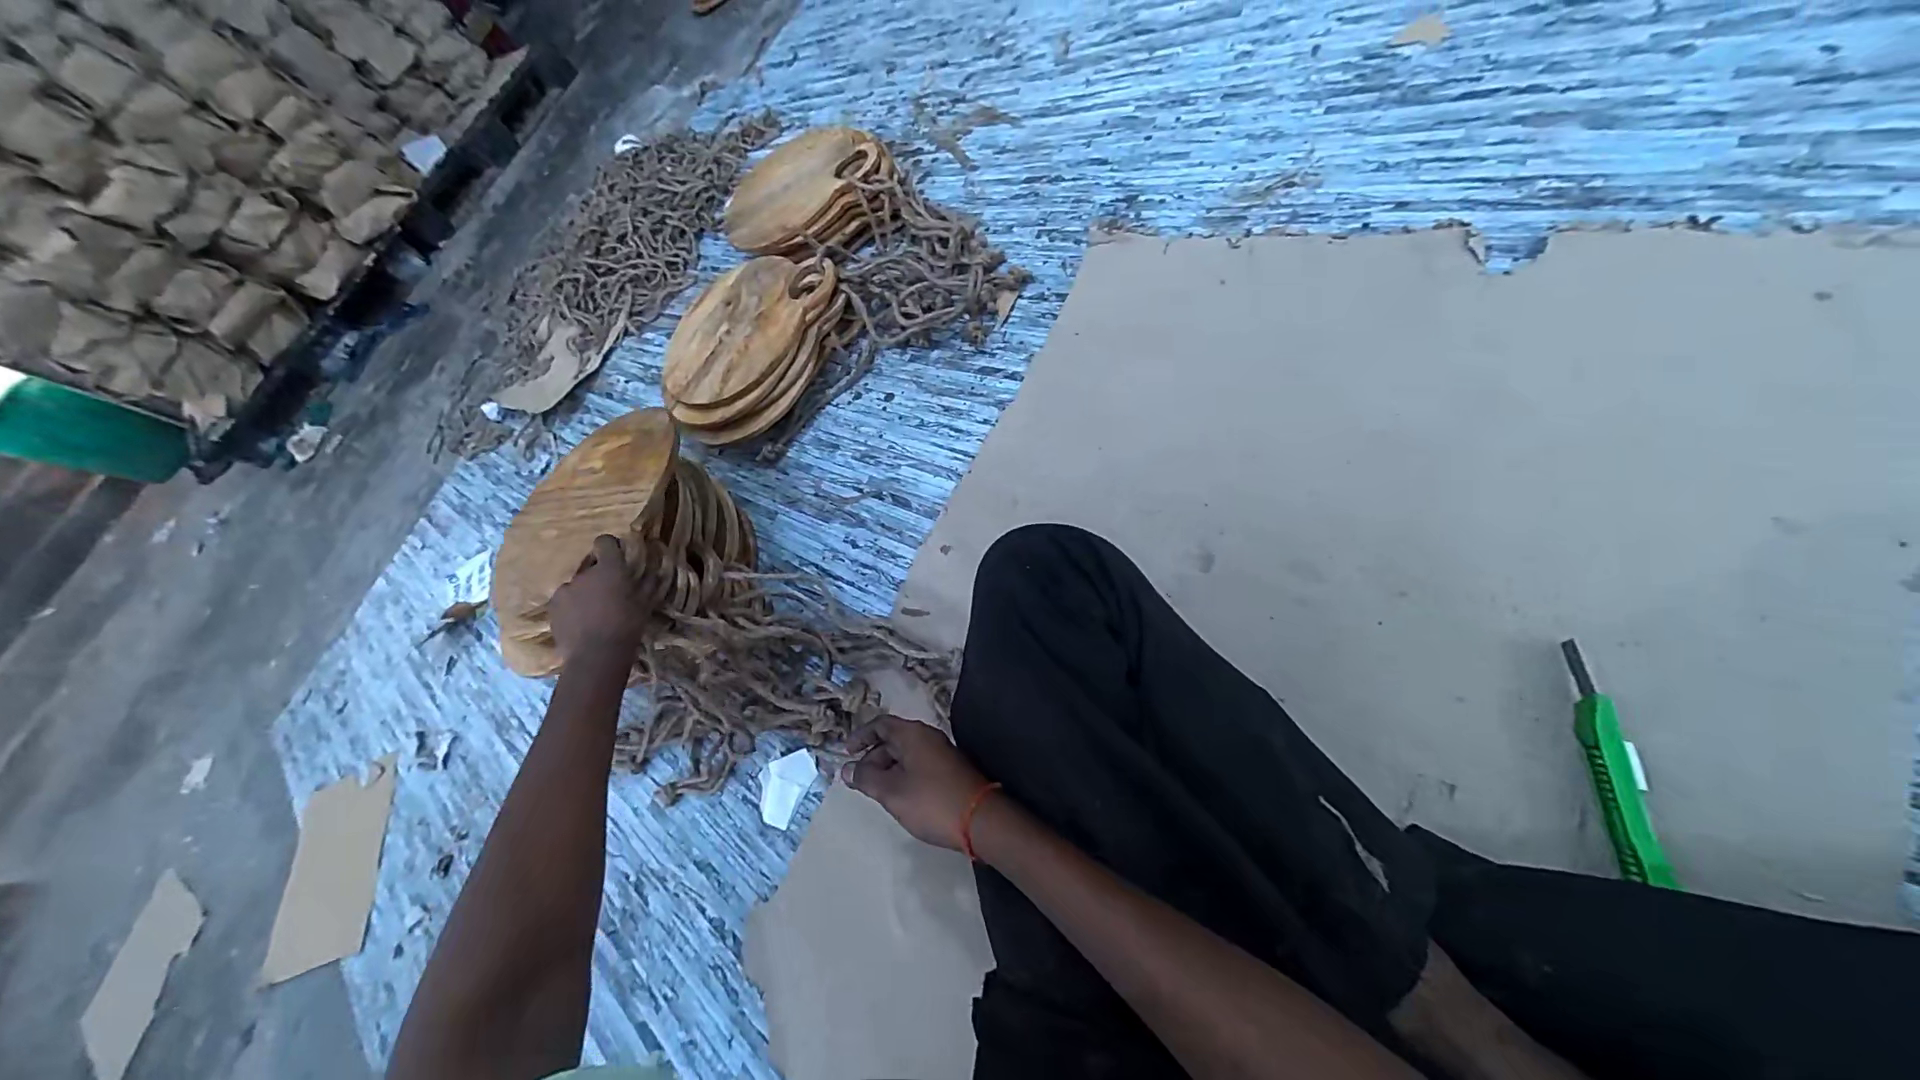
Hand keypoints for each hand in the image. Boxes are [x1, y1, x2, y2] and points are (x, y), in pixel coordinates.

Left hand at [548, 535, 646, 664]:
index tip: (618, 557)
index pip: (604, 542)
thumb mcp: (645, 604)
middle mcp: (584, 574)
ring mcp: (565, 590)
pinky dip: (573, 606)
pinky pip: (565, 600)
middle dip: (600, 574)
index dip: (611, 547)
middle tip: (610, 592)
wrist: (596, 656)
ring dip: (586, 592)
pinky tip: (582, 623)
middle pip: (591, 565)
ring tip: (594, 612)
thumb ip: (648, 582)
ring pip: (578, 584)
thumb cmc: (627, 626)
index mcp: (609, 569)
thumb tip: (654, 569)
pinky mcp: (552, 607)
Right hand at [842, 716, 994, 850]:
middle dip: (872, 758)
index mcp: (913, 734)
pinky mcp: (949, 770)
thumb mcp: (891, 791)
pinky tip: (900, 797)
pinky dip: (903, 776)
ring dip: (887, 769)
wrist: (981, 819)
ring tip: (877, 793)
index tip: (845, 753)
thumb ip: (866, 778)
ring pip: (906, 754)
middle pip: (893, 739)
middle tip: (859, 782)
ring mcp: (941, 753)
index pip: (881, 724)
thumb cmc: (931, 801)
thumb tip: (847, 769)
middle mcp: (928, 737)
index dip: (861, 736)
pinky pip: (918, 765)